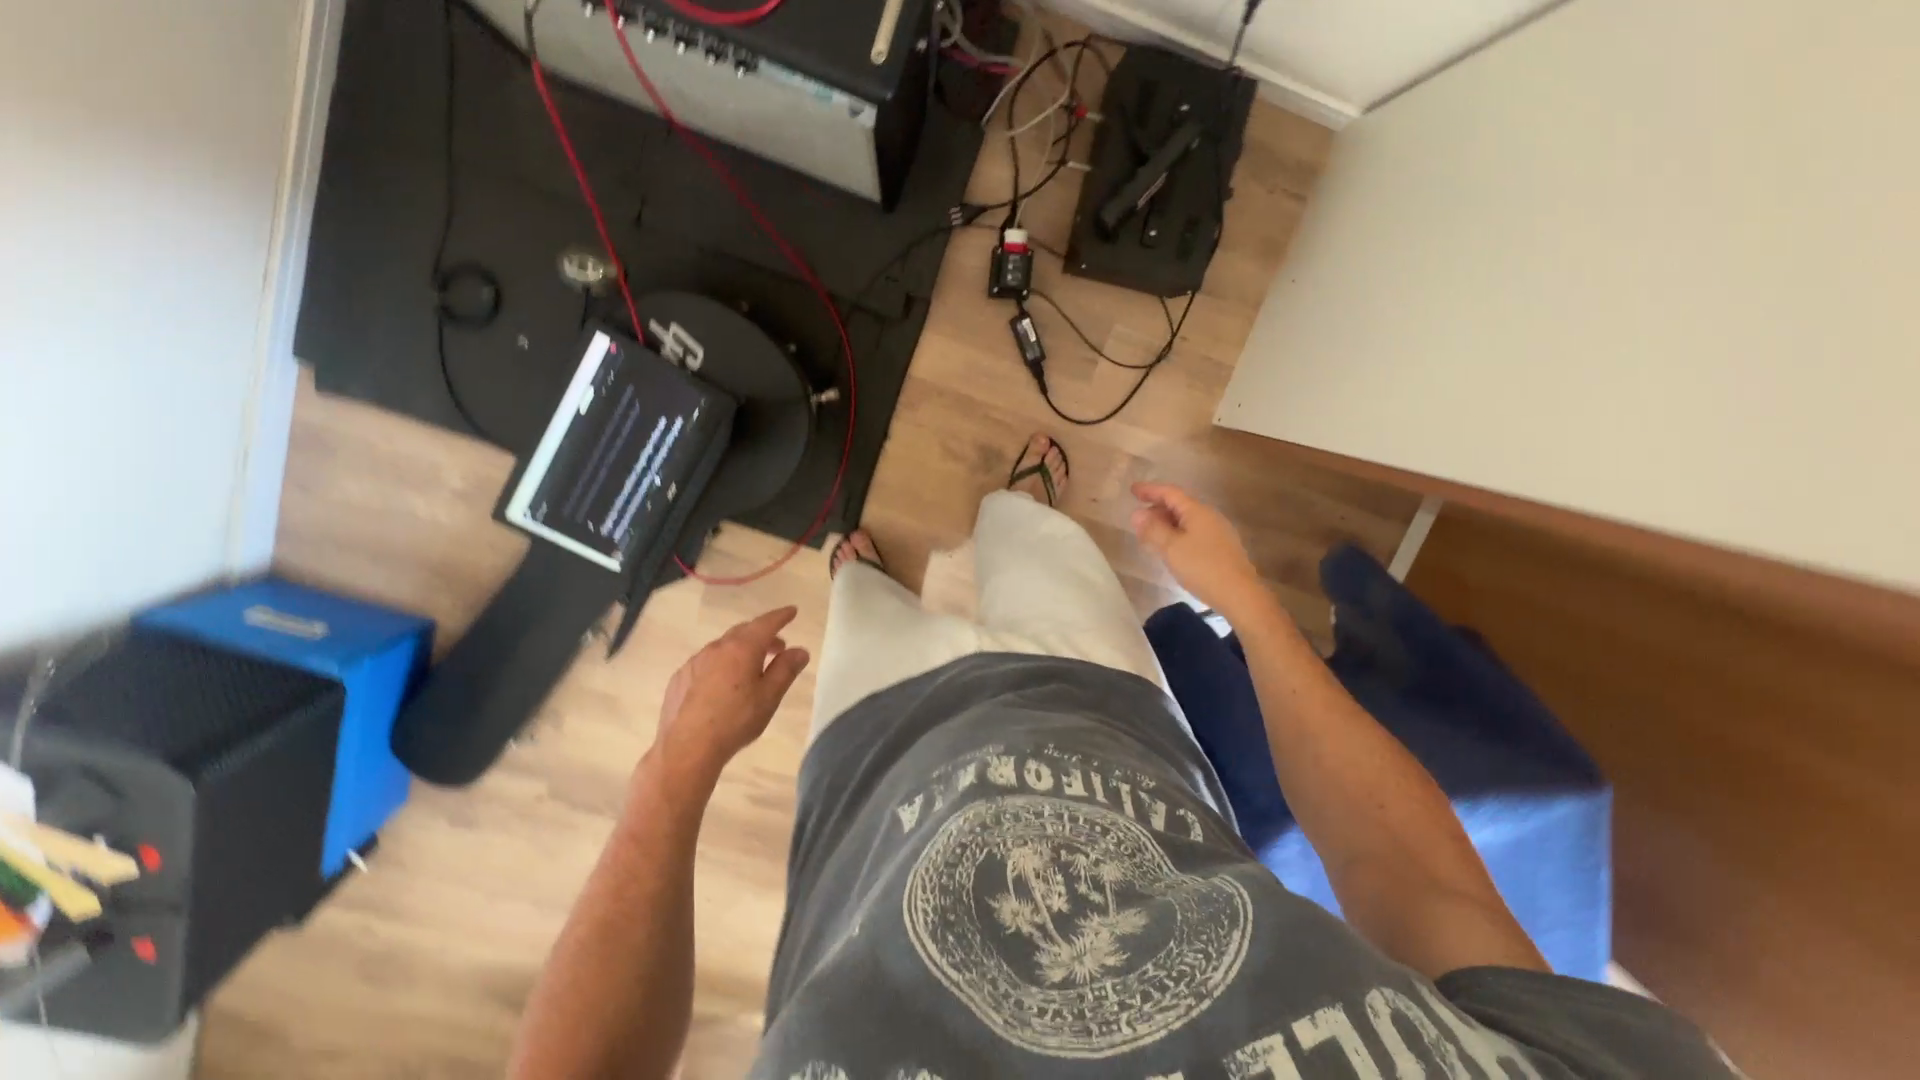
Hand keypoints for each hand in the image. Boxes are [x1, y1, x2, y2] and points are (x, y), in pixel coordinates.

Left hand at [650, 607, 809, 781]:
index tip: (792, 611)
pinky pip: (705, 663)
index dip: (781, 616)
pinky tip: (722, 686)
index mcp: (742, 648)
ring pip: (722, 647)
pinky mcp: (680, 678)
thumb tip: (799, 650)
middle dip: (762, 635)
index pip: (766, 624)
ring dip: (740, 650)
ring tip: (751, 668)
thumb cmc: (735, 721)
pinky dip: (720, 665)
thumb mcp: (769, 697)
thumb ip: (786, 669)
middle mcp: (716, 648)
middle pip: (743, 632)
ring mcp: (694, 662)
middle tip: (778, 647)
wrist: (687, 747)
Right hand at [1130, 482, 1263, 617]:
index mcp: (1197, 511)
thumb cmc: (1202, 567)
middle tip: (1138, 519)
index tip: (1132, 490)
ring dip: (1167, 524)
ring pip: (1187, 521)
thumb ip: (1153, 529)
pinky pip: (1194, 533)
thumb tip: (1137, 514)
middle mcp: (1210, 516)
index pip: (1170, 493)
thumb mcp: (1171, 548)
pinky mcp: (1222, 548)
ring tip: (1151, 535)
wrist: (1239, 594)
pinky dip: (1178, 535)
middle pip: (1180, 505)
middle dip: (1157, 509)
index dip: (1150, 490)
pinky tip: (1172, 549)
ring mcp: (1218, 532)